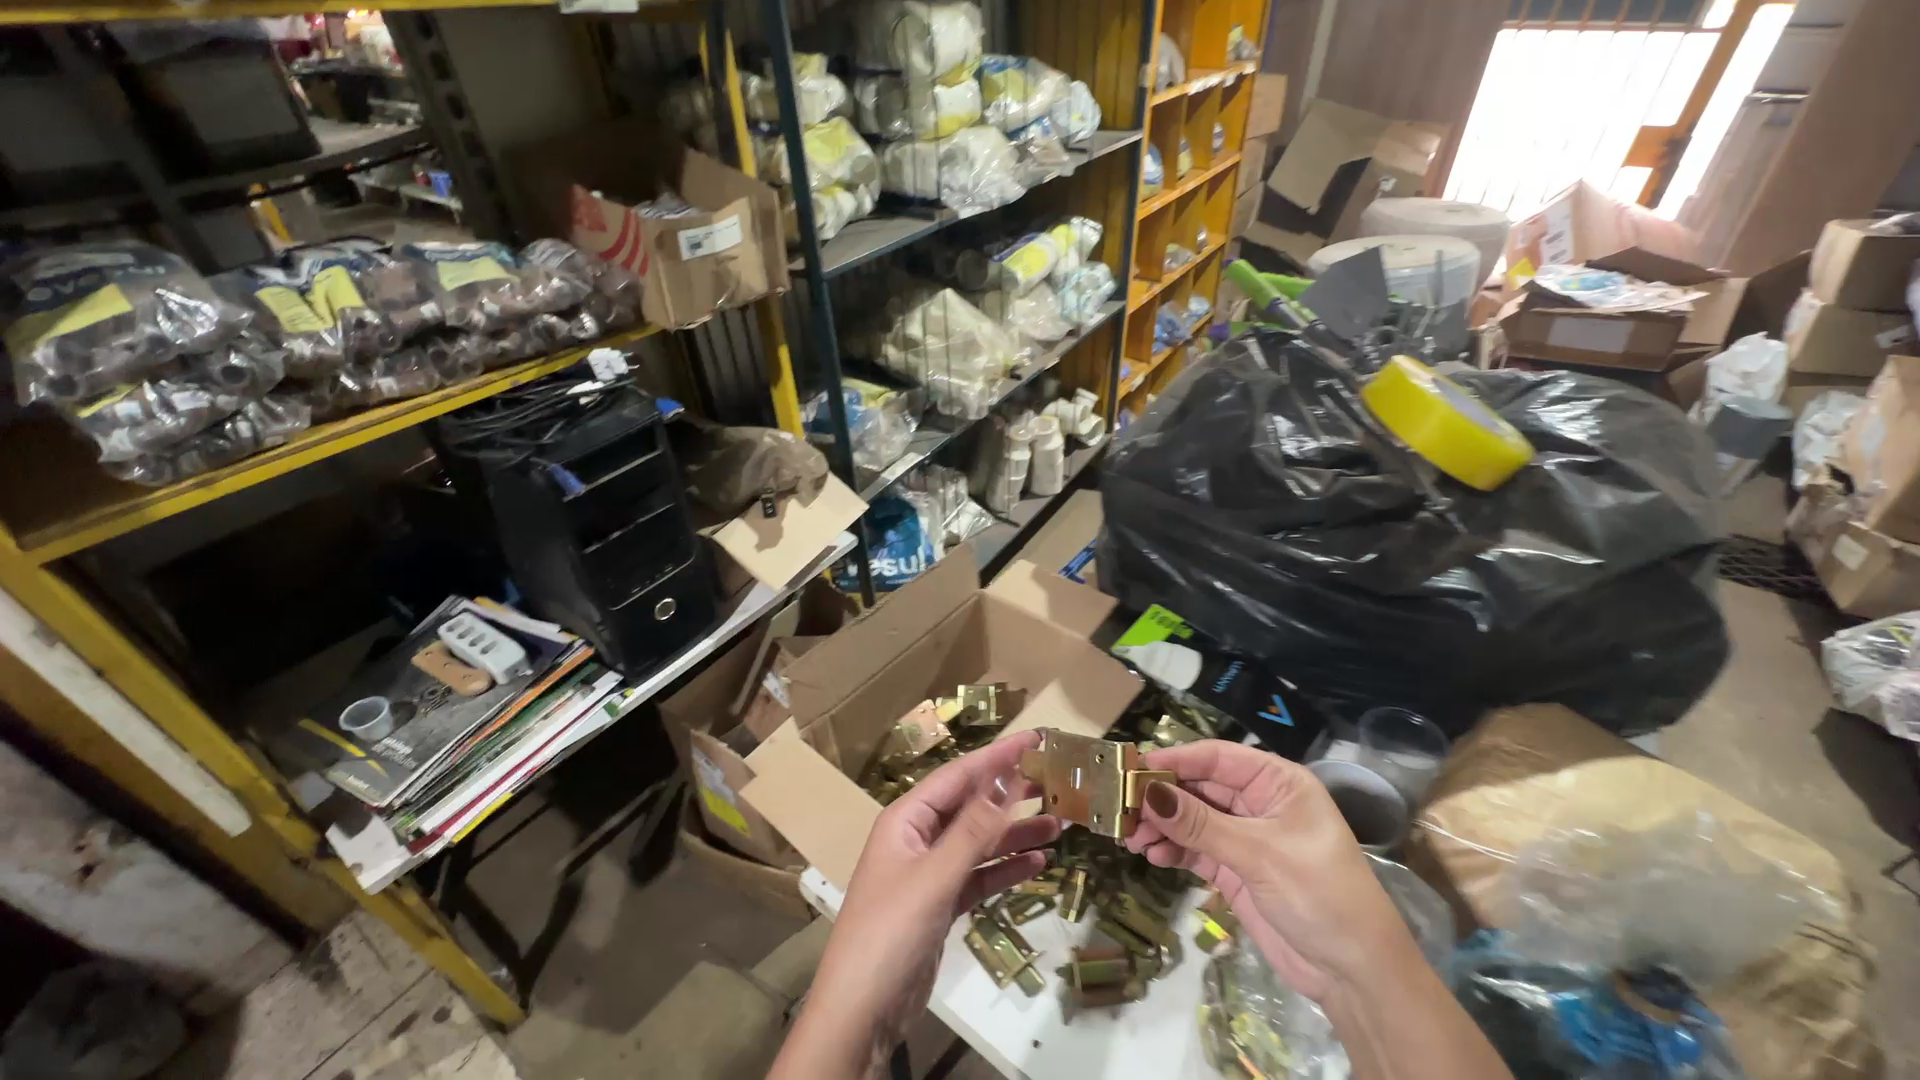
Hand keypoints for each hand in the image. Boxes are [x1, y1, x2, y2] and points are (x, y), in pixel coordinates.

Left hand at [773, 730, 1059, 1077]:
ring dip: (1015, 834)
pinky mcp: (941, 904)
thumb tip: (1005, 779)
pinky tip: (1038, 863)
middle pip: (971, 807)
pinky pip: (979, 876)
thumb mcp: (934, 876)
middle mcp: (918, 838)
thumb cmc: (890, 931)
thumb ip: (972, 830)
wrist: (862, 1008)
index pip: (958, 777)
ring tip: (1060, 826)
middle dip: (1011, 795)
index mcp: (906, 819)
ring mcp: (930, 873)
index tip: (1035, 740)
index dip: (997, 757)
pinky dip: (1006, 870)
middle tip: (1056, 784)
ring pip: (979, 843)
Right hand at [1124, 739, 1418, 1001]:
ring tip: (1131, 838)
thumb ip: (1200, 825)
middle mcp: (1260, 802)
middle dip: (1161, 798)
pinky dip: (1173, 850)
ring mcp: (1246, 837)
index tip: (1133, 769)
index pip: (1217, 758)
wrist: (1354, 973)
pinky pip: (1195, 849)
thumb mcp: (1259, 854)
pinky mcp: (1236, 869)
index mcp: (1278, 783)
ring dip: (1162, 826)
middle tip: (1122, 809)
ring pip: (1192, 819)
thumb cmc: (1320, 895)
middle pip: (1199, 787)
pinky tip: (1153, 856)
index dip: (1175, 760)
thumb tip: (1149, 794)